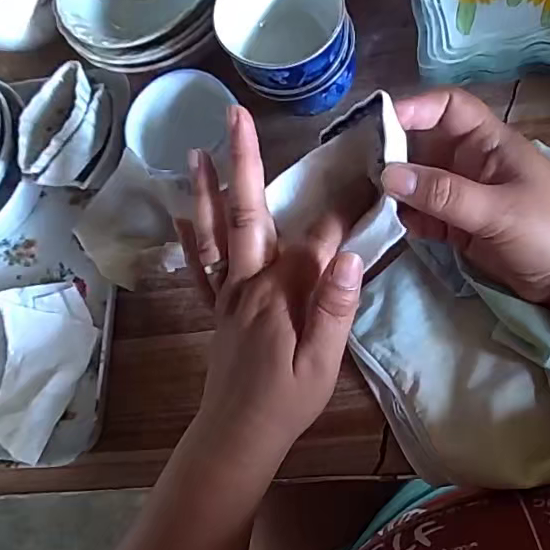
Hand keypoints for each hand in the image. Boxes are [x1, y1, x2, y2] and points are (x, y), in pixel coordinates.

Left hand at [176, 107, 363, 460]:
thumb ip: (335, 309)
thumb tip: (349, 256)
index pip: (317, 238)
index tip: (367, 177)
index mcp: (282, 293)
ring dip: (206, 189)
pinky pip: (199, 267)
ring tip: (195, 151)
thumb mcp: (322, 363)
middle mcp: (249, 282)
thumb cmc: (287, 401)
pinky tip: (181, 215)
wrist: (238, 434)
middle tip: (234, 116)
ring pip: (214, 232)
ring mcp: (227, 294)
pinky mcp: (217, 309)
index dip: (344, 207)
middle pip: (248, 213)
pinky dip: (191, 238)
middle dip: (245, 162)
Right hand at [384, 88, 549, 302]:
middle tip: (360, 164)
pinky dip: (408, 217)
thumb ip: (445, 194)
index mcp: (488, 143)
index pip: (448, 107)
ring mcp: (462, 195)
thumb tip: (389, 176)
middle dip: (394, 151)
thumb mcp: (497, 210)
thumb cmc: (548, 232)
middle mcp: (470, 163)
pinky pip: (423, 213)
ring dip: (397, 188)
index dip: (415, 108)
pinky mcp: (457, 225)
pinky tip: (396, 224)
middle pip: (424, 143)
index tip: (379, 122)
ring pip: (418, 181)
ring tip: (368, 196)